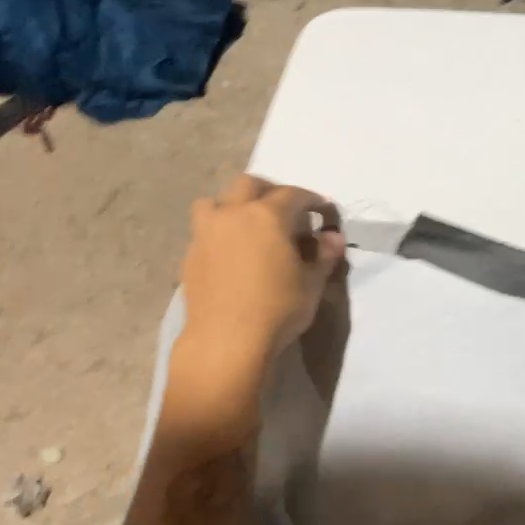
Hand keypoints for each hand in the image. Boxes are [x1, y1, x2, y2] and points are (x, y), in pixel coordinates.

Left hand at [178, 175, 344, 362]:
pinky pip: (208, 228)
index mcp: (267, 216)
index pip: (293, 195)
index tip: (325, 212)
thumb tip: (332, 237)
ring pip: (220, 201)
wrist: (227, 339)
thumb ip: (324, 255)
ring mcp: (207, 231)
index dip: (313, 200)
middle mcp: (233, 213)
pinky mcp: (192, 253)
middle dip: (273, 193)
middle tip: (289, 213)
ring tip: (252, 227)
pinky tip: (236, 254)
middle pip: (251, 185)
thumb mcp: (312, 284)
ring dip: (238, 206)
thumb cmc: (278, 308)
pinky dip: (224, 231)